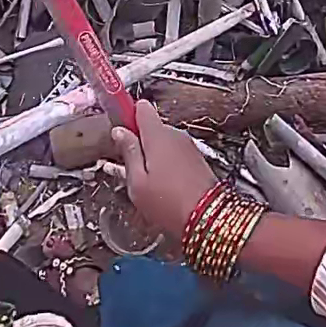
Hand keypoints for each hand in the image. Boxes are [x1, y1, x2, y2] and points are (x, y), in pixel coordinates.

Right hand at [110, 101, 217, 237]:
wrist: (207, 218)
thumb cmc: (169, 204)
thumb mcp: (137, 182)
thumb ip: (128, 152)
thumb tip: (119, 132)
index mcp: (158, 136)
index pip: (141, 108)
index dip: (128, 115)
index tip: (118, 127)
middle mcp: (175, 135)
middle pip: (151, 126)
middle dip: (138, 142)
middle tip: (129, 166)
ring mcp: (187, 146)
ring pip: (162, 141)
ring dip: (152, 155)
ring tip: (145, 182)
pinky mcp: (195, 159)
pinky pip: (174, 153)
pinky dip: (165, 164)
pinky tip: (161, 185)